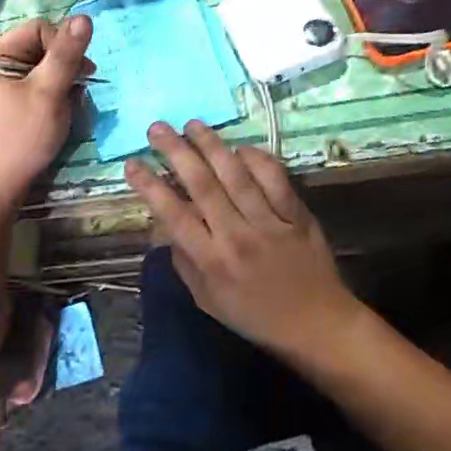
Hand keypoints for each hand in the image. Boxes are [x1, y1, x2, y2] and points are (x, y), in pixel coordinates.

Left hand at [0, 16, 94, 214]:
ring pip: (51, 66)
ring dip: (67, 81)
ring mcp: (11, 82)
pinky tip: (63, 111)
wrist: (3, 184)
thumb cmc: (23, 135)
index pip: (41, 28)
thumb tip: (84, 17)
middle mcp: (3, 62)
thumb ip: (66, 54)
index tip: (76, 71)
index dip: (62, 45)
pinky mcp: (21, 100)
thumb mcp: (48, 91)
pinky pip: (47, 83)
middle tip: (77, 89)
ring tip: (69, 104)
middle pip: (47, 45)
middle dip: (67, 65)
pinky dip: (61, 93)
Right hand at [126, 122, 363, 358]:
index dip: (150, 186)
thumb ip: (183, 260)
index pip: (173, 215)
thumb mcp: (207, 299)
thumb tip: (163, 223)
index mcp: (212, 261)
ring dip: (211, 144)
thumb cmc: (255, 315)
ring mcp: (269, 222)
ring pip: (236, 174)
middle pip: (202, 184)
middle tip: (157, 128)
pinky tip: (239, 147)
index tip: (132, 163)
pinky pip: (274, 178)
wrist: (318, 326)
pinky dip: (256, 158)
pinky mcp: (297, 214)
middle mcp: (237, 237)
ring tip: (192, 124)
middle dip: (176, 151)